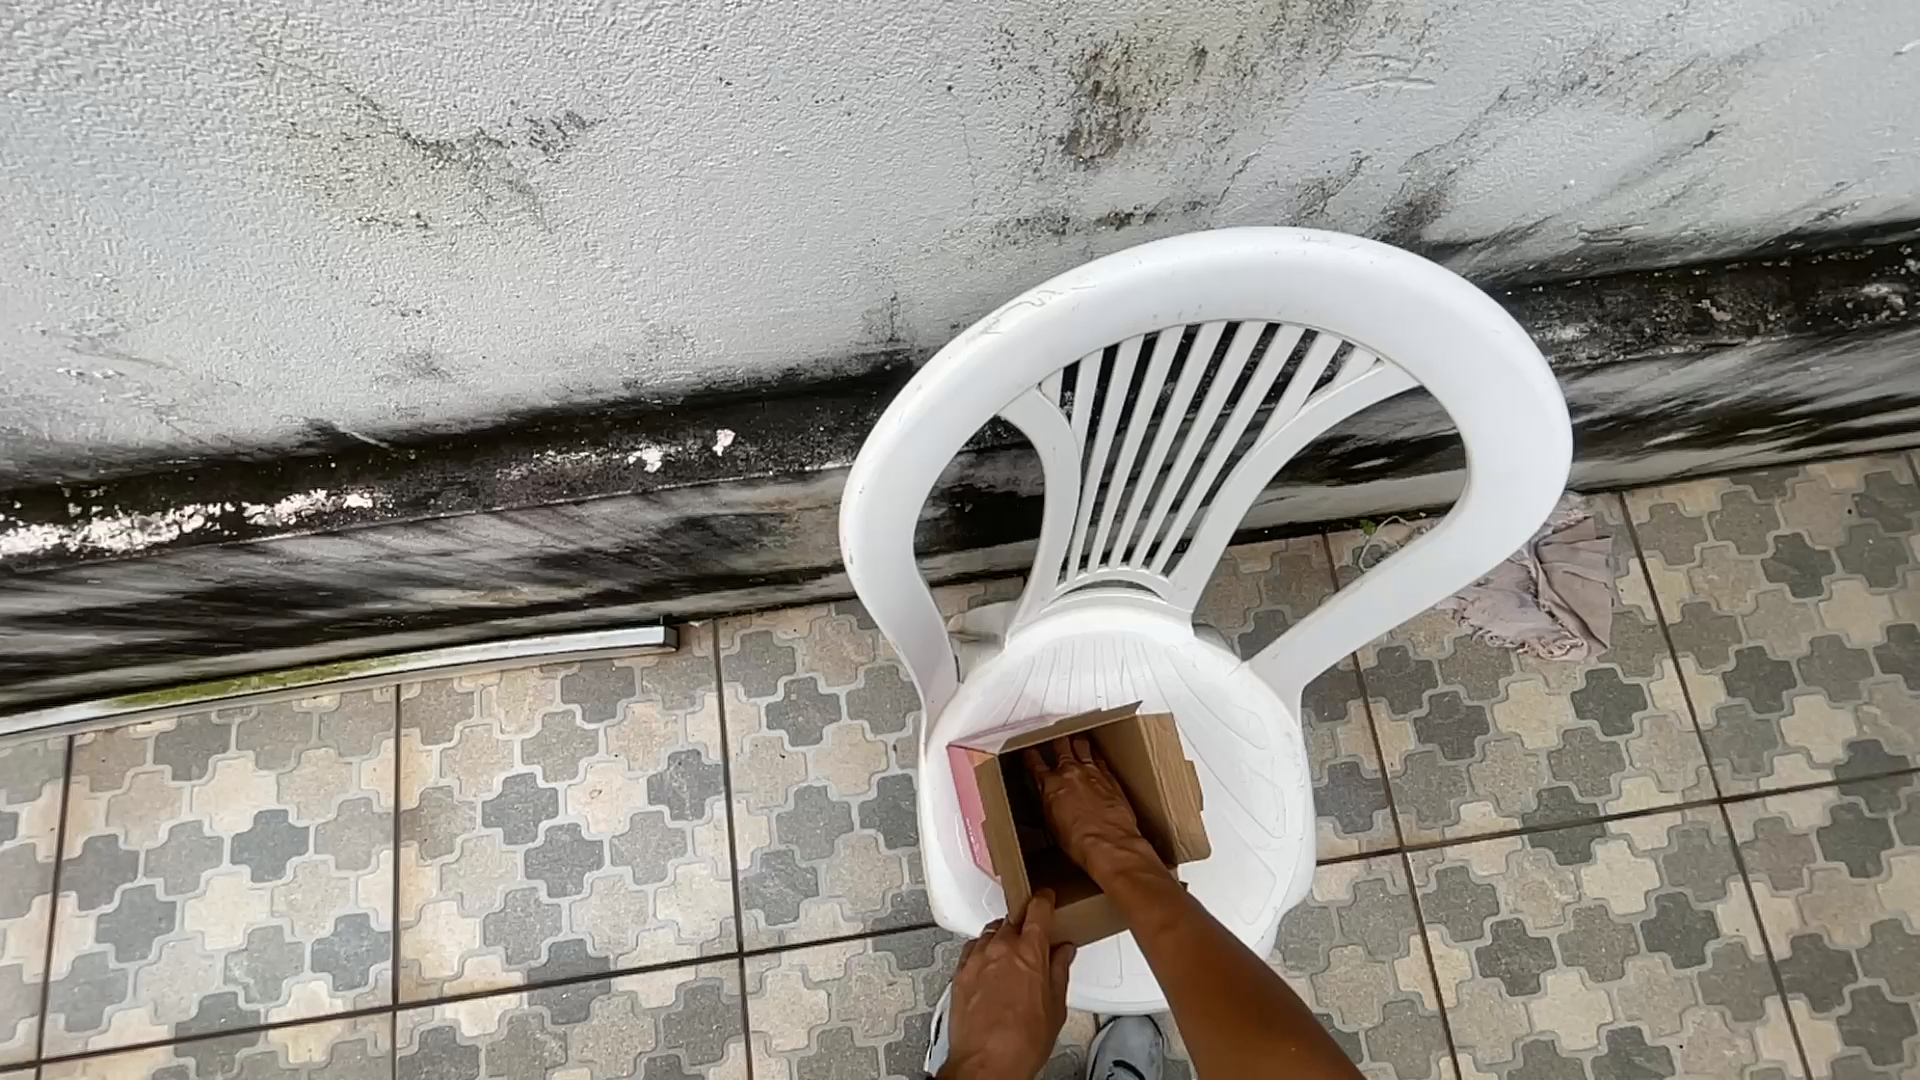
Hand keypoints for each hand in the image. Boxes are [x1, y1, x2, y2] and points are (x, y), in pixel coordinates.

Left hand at [938, 890, 1075, 1079]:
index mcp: (1030, 952)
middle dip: (1024, 924)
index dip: (1044, 900)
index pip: (1038, 909)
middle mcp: (1002, 948)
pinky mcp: (961, 970)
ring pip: (992, 931)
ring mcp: (978, 957)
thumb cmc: (1019, 1043)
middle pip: (1014, 919)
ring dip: (1002, 937)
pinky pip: (973, 948)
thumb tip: (1064, 952)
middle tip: (1031, 937)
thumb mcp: (1055, 1008)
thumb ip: (1059, 971)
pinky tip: (988, 965)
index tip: (1046, 898)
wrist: (985, 1064)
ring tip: (1010, 955)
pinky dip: (983, 950)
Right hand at [1023, 735, 1168, 884]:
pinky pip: (1101, 759)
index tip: (1029, 752)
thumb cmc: (1080, 843)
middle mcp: (1069, 773)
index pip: (1035, 763)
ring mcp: (1091, 772)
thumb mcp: (1053, 827)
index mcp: (1049, 785)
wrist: (1110, 845)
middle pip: (1060, 746)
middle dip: (1056, 740)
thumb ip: (1050, 807)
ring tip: (1076, 736)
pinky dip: (1097, 755)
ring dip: (1077, 741)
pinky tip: (1097, 753)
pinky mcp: (1110, 777)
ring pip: (1082, 745)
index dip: (1031, 756)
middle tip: (1055, 736)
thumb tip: (1051, 805)